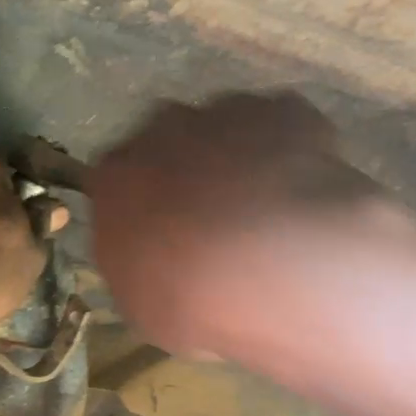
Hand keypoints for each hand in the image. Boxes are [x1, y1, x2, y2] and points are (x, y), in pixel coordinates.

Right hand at [88, 92, 385, 356]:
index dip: (140, 208)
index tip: (159, 236)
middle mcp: (161, 130)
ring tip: (264, 214)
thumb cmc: (188, 297)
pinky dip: (290, 155)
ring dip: (237, 162)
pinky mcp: (284, 110)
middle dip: (186, 176)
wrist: (272, 265)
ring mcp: (225, 113)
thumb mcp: (141, 306)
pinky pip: (282, 130)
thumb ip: (138, 267)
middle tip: (212, 224)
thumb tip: (152, 260)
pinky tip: (301, 198)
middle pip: (167, 146)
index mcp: (115, 180)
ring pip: (225, 132)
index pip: (115, 184)